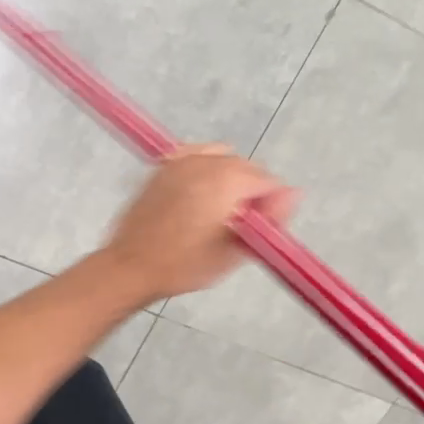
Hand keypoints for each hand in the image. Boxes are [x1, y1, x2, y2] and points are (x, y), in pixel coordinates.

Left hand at [100, 145, 297, 300]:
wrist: (129, 266)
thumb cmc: (182, 265)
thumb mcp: (234, 251)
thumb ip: (269, 220)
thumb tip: (294, 193)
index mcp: (226, 179)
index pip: (268, 182)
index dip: (268, 208)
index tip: (254, 231)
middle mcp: (204, 161)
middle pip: (245, 168)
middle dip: (247, 192)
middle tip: (232, 226)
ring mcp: (179, 161)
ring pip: (221, 159)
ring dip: (226, 180)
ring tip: (213, 212)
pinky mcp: (160, 167)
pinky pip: (194, 156)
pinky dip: (203, 168)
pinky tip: (197, 193)